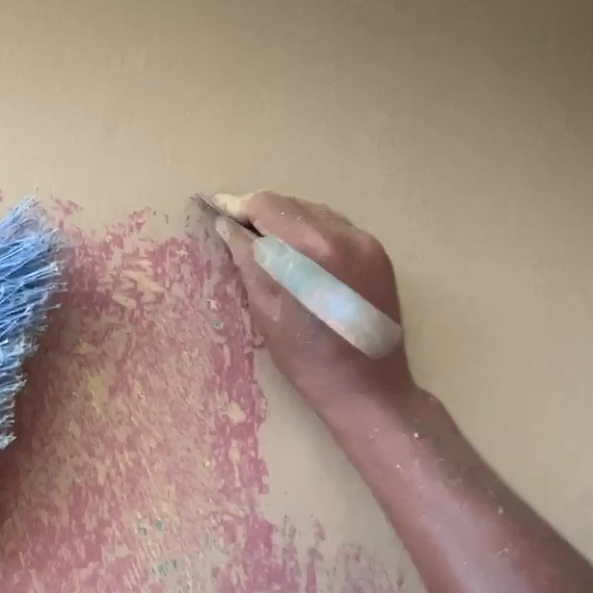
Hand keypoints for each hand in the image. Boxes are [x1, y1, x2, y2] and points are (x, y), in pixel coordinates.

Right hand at [209, 190, 415, 411]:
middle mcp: (342, 235)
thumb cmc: (305, 356)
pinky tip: (300, 252)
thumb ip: (247, 257)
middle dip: (260, 212)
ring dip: (286, 220)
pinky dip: (311, 231)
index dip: (237, 205)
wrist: (367, 388)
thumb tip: (226, 225)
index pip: (266, 205)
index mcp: (310, 249)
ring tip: (266, 241)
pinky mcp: (377, 253)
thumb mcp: (264, 306)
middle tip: (236, 228)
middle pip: (290, 204)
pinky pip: (334, 226)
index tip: (216, 207)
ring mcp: (364, 242)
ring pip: (313, 212)